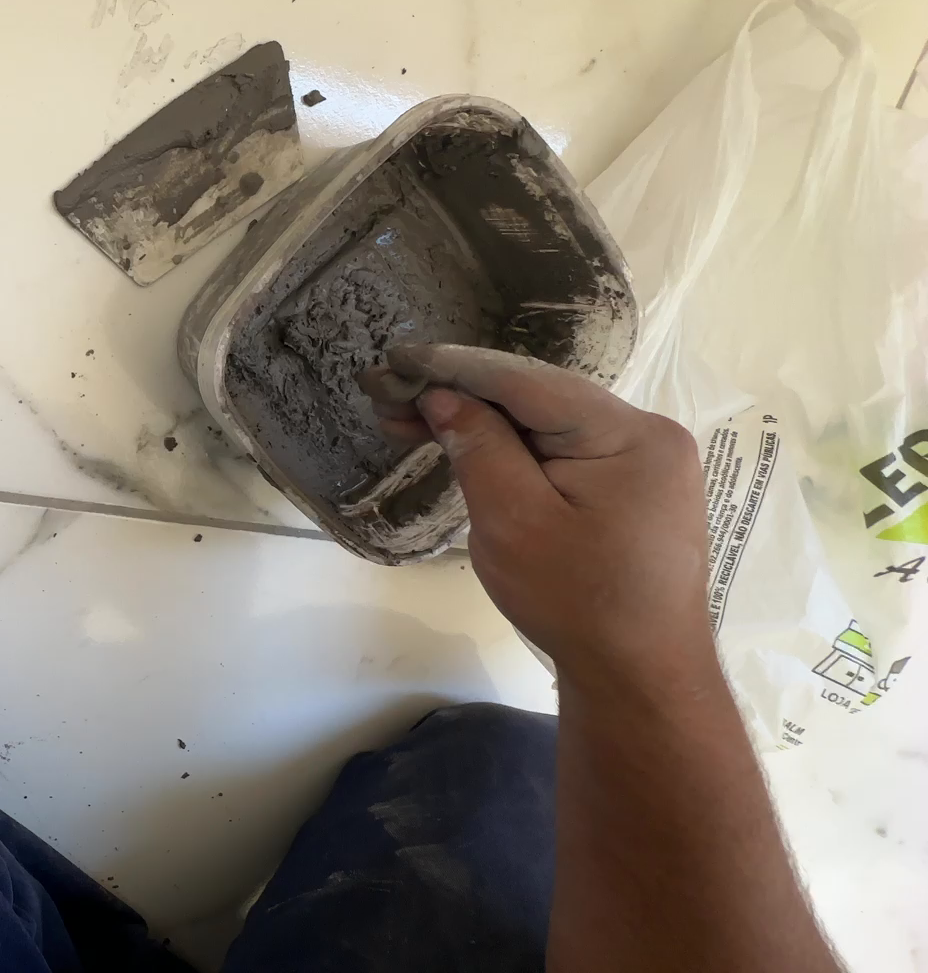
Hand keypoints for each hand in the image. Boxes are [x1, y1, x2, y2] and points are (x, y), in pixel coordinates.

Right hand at [359, 345, 711, 681]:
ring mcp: (636, 458)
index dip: (454, 368)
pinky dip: (499, 444)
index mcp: (628, 435)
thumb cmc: (573, 597)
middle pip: (532, 397)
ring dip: (471, 420)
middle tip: (387, 397)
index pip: (525, 383)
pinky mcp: (622, 481)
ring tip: (403, 420)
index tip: (396, 360)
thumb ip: (479, 447)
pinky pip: (551, 446)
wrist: (637, 669)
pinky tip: (454, 440)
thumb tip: (442, 396)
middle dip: (456, 394)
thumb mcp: (511, 518)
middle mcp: (643, 433)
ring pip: (537, 421)